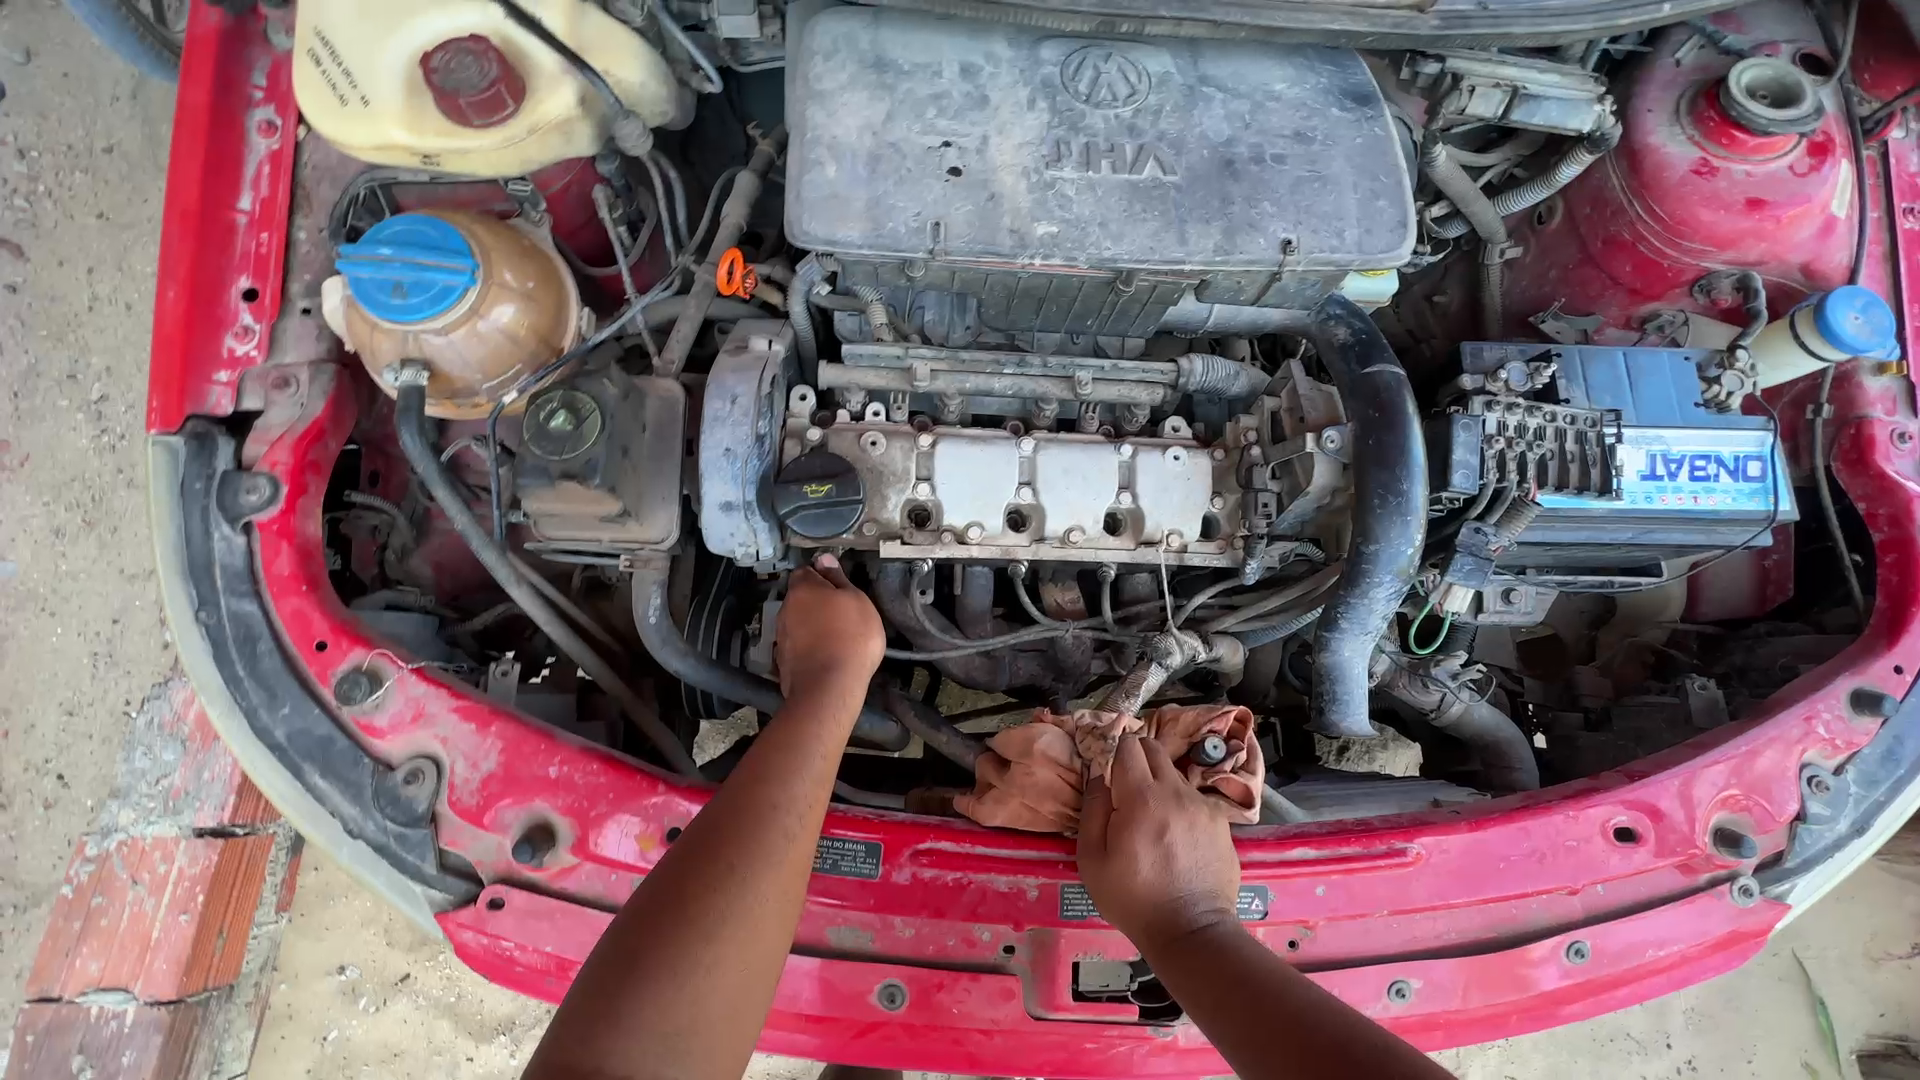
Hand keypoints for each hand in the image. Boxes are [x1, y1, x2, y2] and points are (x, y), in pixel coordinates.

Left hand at [775, 553, 884, 712]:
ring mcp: (781, 636)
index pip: (806, 570)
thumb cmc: (851, 638)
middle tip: (842, 613)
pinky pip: (798, 645)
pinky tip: (825, 656)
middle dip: (817, 602)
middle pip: (800, 597)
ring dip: (812, 625)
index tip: (839, 587)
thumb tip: (824, 559)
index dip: (822, 576)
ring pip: (798, 622)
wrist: (829, 687)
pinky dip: (809, 646)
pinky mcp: (783, 660)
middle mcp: (786, 608)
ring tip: (836, 638)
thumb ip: (839, 579)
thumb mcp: (857, 601)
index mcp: (803, 588)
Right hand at [1078, 736, 1241, 949]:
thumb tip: (1099, 776)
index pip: (1128, 746)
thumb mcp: (1092, 860)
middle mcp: (1176, 792)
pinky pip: (1193, 798)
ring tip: (1152, 819)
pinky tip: (1175, 836)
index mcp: (1141, 799)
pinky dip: (1179, 805)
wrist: (1192, 933)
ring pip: (1174, 774)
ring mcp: (1203, 806)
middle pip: (1154, 748)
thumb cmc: (1134, 899)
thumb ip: (1092, 809)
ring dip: (1159, 784)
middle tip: (1127, 789)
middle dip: (1136, 759)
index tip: (1109, 774)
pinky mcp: (1221, 821)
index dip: (1114, 753)